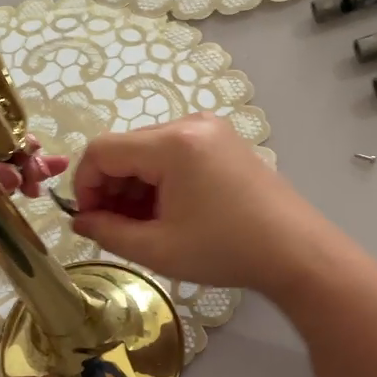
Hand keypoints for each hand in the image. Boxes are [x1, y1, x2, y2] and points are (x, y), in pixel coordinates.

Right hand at [71, 113, 327, 293]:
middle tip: (114, 229)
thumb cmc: (225, 250)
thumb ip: (108, 232)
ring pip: (147, 152)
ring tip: (142, 226)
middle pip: (125, 148)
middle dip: (111, 188)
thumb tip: (80, 220)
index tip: (89, 221)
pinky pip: (172, 154)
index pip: (102, 150)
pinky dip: (158, 181)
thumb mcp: (157, 249)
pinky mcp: (223, 142)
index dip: (85, 185)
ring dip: (134, 187)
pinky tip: (166, 213)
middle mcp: (190, 124)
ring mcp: (210, 130)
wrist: (296, 252)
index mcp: (172, 144)